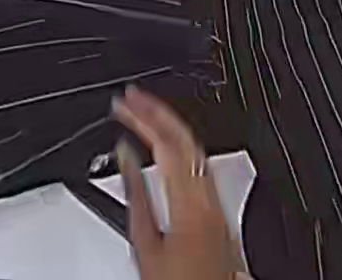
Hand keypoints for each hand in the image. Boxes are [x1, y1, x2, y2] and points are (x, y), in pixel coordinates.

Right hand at [113, 86, 244, 279]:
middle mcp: (210, 199)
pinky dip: (181, 142)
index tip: (121, 104)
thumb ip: (134, 192)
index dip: (141, 116)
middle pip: (185, 138)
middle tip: (132, 96)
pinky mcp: (221, 214)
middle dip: (156, 110)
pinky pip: (201, 162)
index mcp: (189, 203)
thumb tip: (124, 153)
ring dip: (169, 122)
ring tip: (146, 109)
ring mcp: (219, 206)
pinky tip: (167, 140)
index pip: (164, 142)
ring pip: (196, 148)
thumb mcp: (144, 244)